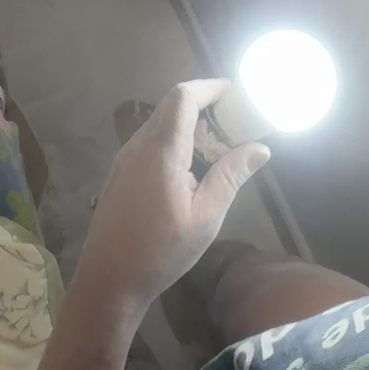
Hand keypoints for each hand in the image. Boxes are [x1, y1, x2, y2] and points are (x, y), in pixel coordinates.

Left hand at [73, 80, 271, 309]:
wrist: (107, 282)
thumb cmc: (161, 252)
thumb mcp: (205, 218)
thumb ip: (231, 176)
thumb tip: (261, 147)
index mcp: (162, 151)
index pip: (183, 97)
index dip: (208, 87)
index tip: (233, 90)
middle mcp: (139, 144)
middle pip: (170, 104)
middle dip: (202, 101)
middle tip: (231, 116)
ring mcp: (125, 157)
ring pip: (158, 121)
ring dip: (186, 120)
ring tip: (215, 140)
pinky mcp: (120, 171)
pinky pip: (149, 139)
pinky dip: (172, 137)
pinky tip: (188, 164)